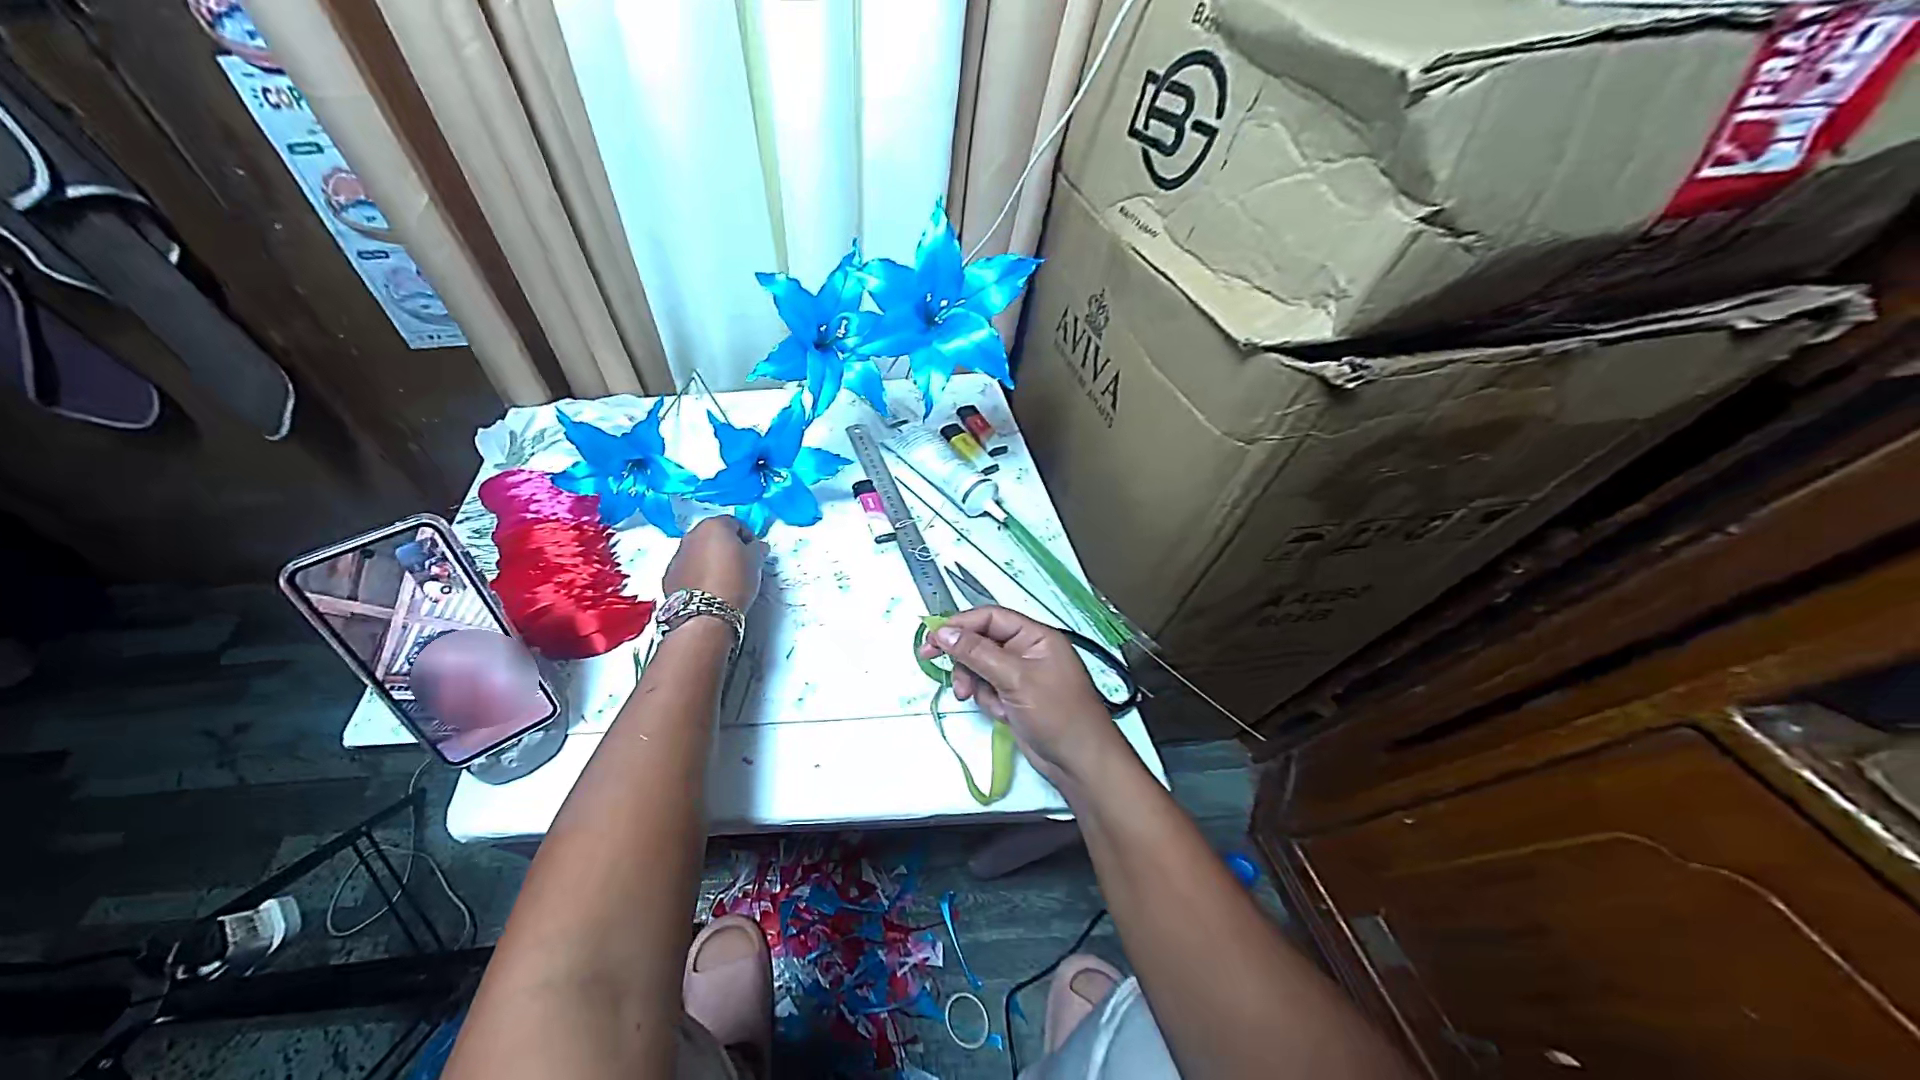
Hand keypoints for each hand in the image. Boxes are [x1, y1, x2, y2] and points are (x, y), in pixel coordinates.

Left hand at [662, 515, 767, 611]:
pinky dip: (698, 574)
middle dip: (726, 546)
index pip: (735, 523)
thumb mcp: (756, 561)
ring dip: (710, 560)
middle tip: (740, 564)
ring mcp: (678, 555)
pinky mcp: (669, 575)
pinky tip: (709, 588)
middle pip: (713, 535)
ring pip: (699, 552)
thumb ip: (757, 548)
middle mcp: (692, 535)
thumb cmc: (735, 580)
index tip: (754, 552)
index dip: (747, 537)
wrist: (705, 612)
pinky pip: (688, 568)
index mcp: (714, 525)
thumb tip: (756, 546)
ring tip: (724, 579)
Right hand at [918, 606, 1128, 787]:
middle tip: (933, 664)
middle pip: (982, 641)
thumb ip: (977, 653)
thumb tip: (943, 631)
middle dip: (963, 657)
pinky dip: (988, 699)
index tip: (933, 638)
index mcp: (1035, 636)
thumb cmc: (1056, 713)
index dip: (960, 625)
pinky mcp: (1015, 697)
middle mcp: (1028, 651)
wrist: (1079, 761)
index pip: (990, 618)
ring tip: (971, 697)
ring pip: (981, 667)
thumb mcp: (1015, 678)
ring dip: (973, 681)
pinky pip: (989, 689)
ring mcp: (1021, 675)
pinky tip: (1001, 714)